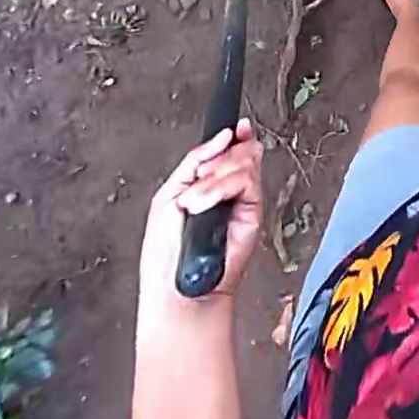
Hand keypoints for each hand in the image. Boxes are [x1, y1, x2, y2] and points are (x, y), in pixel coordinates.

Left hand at [138, 119, 264, 315]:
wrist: (176, 292)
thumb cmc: (166, 255)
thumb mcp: (169, 195)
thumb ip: (195, 161)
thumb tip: (224, 136)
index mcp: (209, 182)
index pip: (232, 148)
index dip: (237, 134)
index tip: (239, 126)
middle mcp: (230, 189)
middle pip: (241, 149)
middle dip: (219, 157)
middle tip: (200, 178)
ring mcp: (242, 200)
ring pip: (244, 162)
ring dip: (214, 178)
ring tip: (196, 202)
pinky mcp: (252, 213)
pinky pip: (246, 181)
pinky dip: (221, 187)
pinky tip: (205, 202)